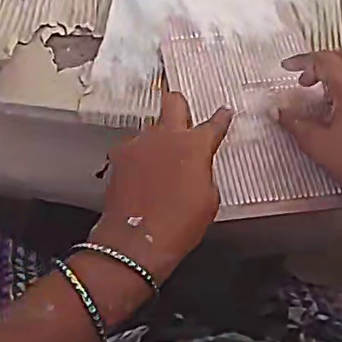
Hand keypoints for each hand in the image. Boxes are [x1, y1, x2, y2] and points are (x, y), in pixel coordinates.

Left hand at [89, 91, 231, 282]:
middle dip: (178, 104)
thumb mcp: (208, 199)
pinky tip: (139, 176)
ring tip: (157, 163)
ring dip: (155, 141)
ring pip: (149, 129)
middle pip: (172, 102)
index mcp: (195, 145)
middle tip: (182, 115)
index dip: (221, 118)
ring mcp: (138, 143)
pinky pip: (131, 150)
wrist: (137, 240)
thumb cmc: (180, 224)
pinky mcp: (118, 157)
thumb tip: (195, 167)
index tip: (223, 113)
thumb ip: (203, 171)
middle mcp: (165, 136)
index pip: (214, 124)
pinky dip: (137, 159)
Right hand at [275, 50, 341, 211]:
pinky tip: (337, 108)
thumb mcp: (316, 143)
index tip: (287, 68)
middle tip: (302, 79)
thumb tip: (279, 110)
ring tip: (318, 94)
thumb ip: (294, 122)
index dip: (303, 61)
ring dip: (336, 73)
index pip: (326, 60)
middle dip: (321, 62)